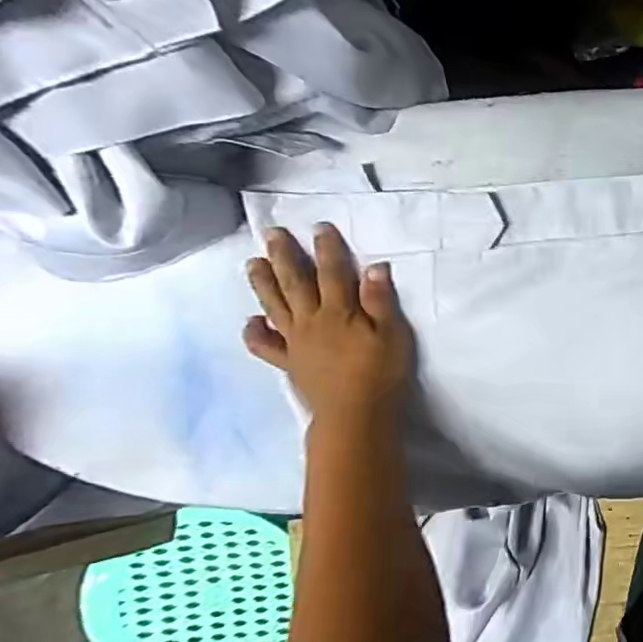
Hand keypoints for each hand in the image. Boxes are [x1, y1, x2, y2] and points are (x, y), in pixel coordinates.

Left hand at [243, 224, 412, 425]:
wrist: (355, 415)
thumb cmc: (380, 373)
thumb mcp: (392, 334)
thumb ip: (380, 301)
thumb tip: (374, 267)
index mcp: (338, 311)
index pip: (332, 272)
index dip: (327, 248)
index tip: (319, 227)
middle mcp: (311, 321)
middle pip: (295, 282)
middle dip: (284, 256)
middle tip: (271, 234)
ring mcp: (296, 342)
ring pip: (274, 306)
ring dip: (263, 283)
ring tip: (252, 263)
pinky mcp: (290, 363)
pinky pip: (266, 346)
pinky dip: (255, 333)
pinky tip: (251, 321)